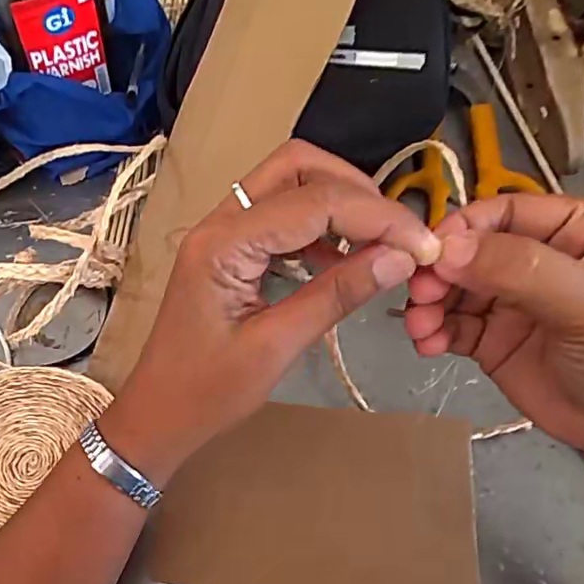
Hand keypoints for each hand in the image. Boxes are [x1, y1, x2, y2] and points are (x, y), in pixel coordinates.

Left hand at [99, 140, 439, 481]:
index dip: (377, 217)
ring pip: (288, 187)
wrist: (159, 415)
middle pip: (297, 168)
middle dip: (356, 191)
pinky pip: (279, 220)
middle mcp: (219, 224)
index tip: (424, 244)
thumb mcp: (277, 346)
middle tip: (398, 234)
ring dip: (338, 206)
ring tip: (378, 247)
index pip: (315, 202)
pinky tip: (342, 261)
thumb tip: (400, 258)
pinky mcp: (228, 253)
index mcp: (224, 244)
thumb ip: (336, 295)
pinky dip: (318, 230)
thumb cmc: (208, 393)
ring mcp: (221, 235)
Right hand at [402, 194, 583, 452]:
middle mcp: (548, 260)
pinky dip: (437, 332)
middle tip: (419, 295)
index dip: (467, 228)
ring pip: (460, 291)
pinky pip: (458, 327)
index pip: (512, 212)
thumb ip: (519, 269)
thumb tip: (445, 248)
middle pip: (476, 252)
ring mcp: (521, 304)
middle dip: (443, 272)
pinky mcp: (499, 343)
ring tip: (420, 328)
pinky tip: (428, 344)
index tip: (430, 253)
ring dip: (433, 305)